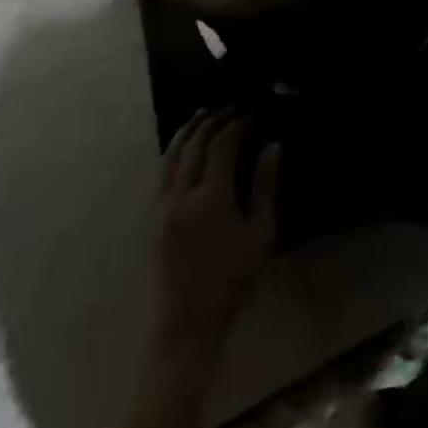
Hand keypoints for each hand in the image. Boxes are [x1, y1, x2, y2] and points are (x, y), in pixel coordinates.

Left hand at [153, 111, 279, 357]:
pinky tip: (181, 148)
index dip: (236, 125)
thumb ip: (266, 186)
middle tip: (227, 109)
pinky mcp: (155, 216)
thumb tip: (273, 146)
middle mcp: (182, 193)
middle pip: (194, 144)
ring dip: (187, 131)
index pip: (222, 146)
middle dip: (211, 122)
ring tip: (200, 116)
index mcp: (212, 196)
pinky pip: (162, 172)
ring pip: (171, 155)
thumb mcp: (261, 233)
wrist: (190, 318)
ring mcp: (164, 204)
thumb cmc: (235, 278)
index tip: (250, 113)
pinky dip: (173, 151)